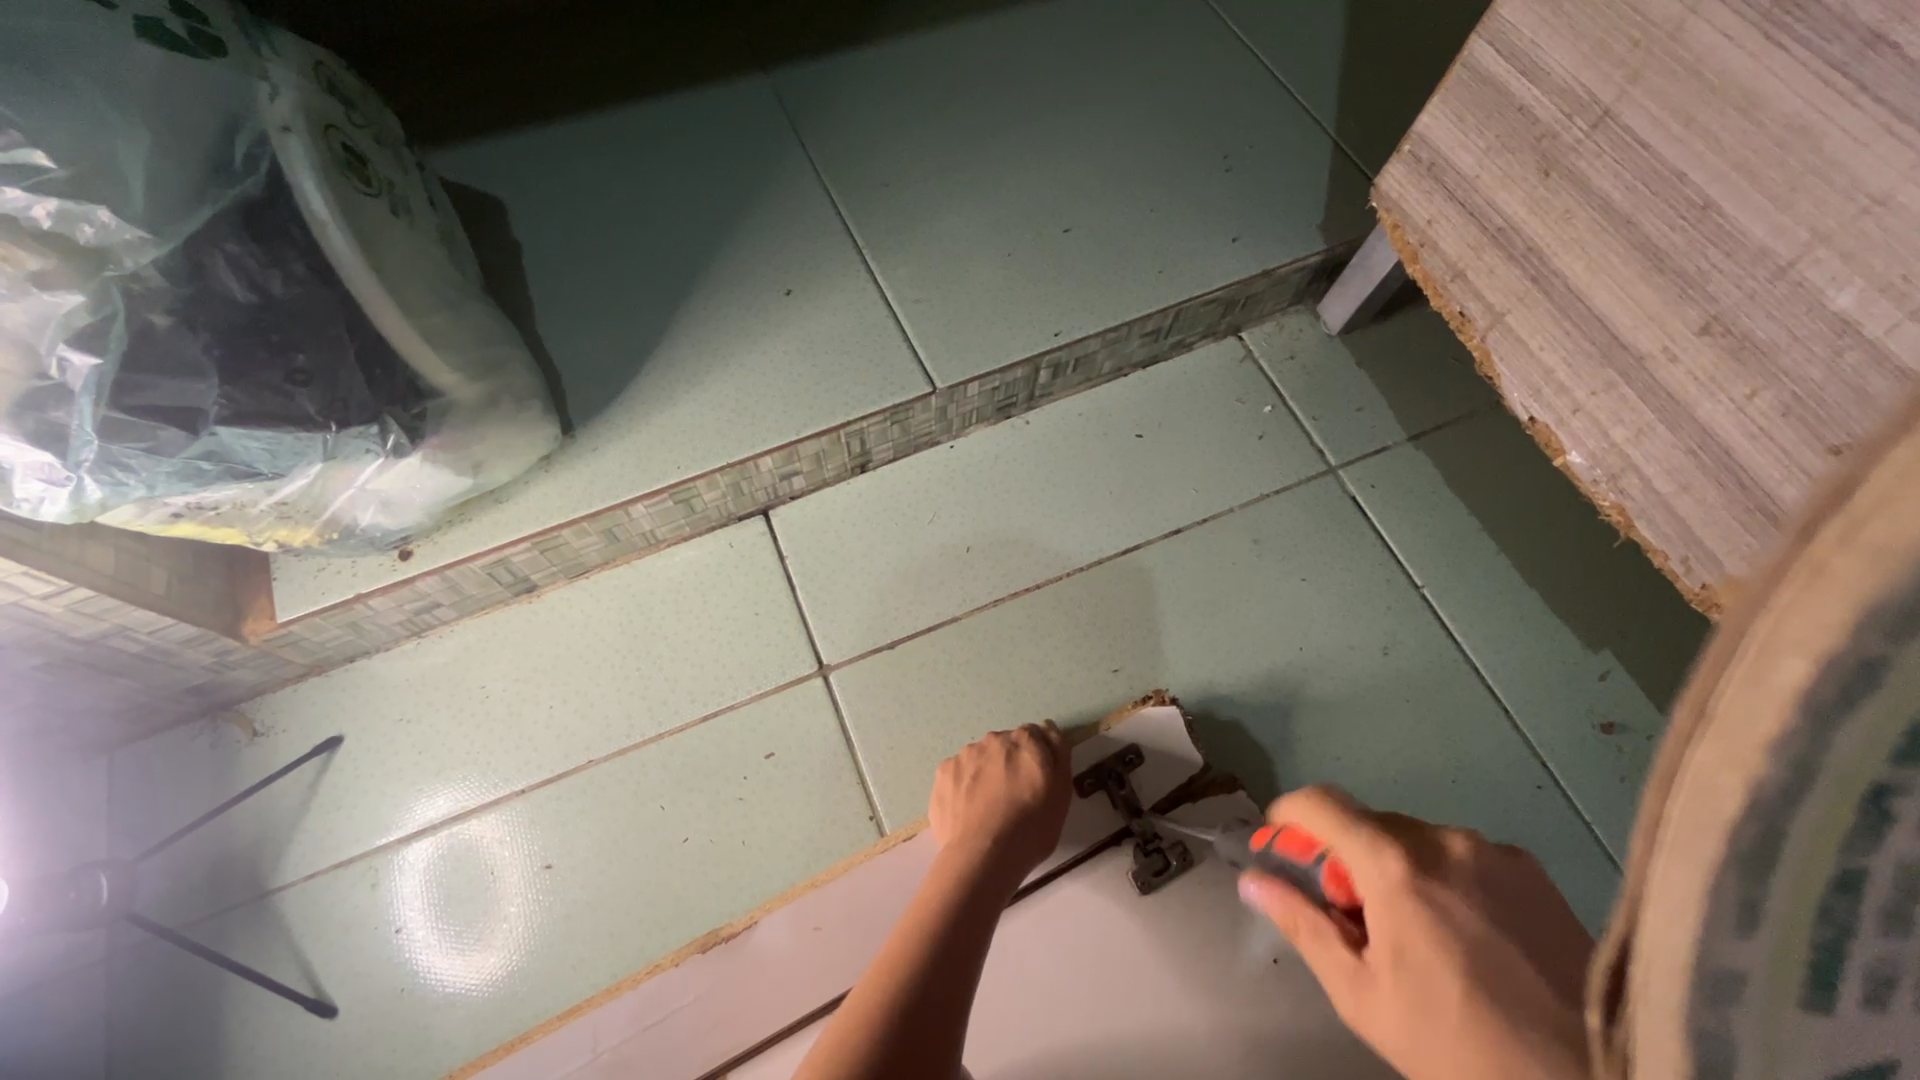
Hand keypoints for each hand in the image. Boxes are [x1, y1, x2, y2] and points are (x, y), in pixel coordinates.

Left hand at [928, 722, 1071, 885]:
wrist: (983, 855)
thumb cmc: (1032, 827)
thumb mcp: (1062, 792)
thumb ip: (1058, 753)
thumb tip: (1047, 729)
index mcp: (1025, 741)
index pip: (1034, 736)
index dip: (1035, 758)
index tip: (1035, 780)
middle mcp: (993, 739)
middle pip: (1004, 745)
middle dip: (1009, 763)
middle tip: (1012, 797)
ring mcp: (964, 755)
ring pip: (979, 758)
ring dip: (984, 773)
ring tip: (987, 808)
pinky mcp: (943, 773)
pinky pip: (958, 774)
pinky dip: (963, 786)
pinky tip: (968, 811)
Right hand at [1238, 786, 1593, 1079]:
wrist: (1593, 1079)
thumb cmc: (1457, 1044)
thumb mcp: (1362, 994)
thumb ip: (1303, 925)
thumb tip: (1253, 879)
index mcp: (1394, 864)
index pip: (1320, 802)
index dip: (1289, 816)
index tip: (1283, 849)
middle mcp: (1443, 839)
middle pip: (1369, 824)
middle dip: (1347, 858)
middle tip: (1355, 919)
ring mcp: (1495, 852)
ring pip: (1418, 841)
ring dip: (1398, 868)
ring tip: (1420, 936)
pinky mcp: (1535, 872)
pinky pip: (1465, 857)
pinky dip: (1446, 879)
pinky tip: (1470, 937)